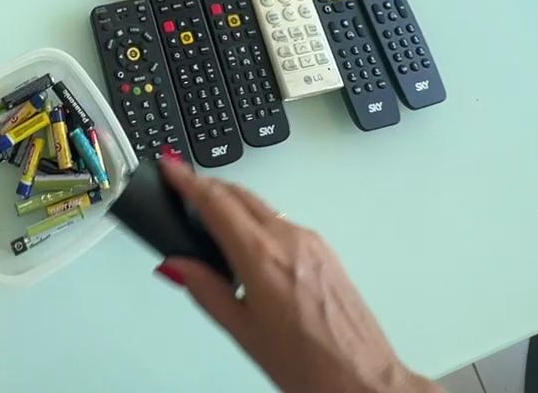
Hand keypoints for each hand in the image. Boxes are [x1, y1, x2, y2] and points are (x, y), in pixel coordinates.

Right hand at [153, 158, 439, 392]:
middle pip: (237, 193)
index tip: (170, 166)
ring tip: (211, 217)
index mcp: (261, 257)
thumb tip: (175, 265)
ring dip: (232, 201)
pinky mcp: (324, 248)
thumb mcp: (244, 333)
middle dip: (207, 184)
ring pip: (260, 204)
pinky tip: (249, 242)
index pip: (215, 202)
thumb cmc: (311, 367)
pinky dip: (256, 218)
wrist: (367, 382)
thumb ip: (206, 290)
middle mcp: (287, 237)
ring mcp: (309, 239)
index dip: (187, 179)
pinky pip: (280, 219)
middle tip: (183, 186)